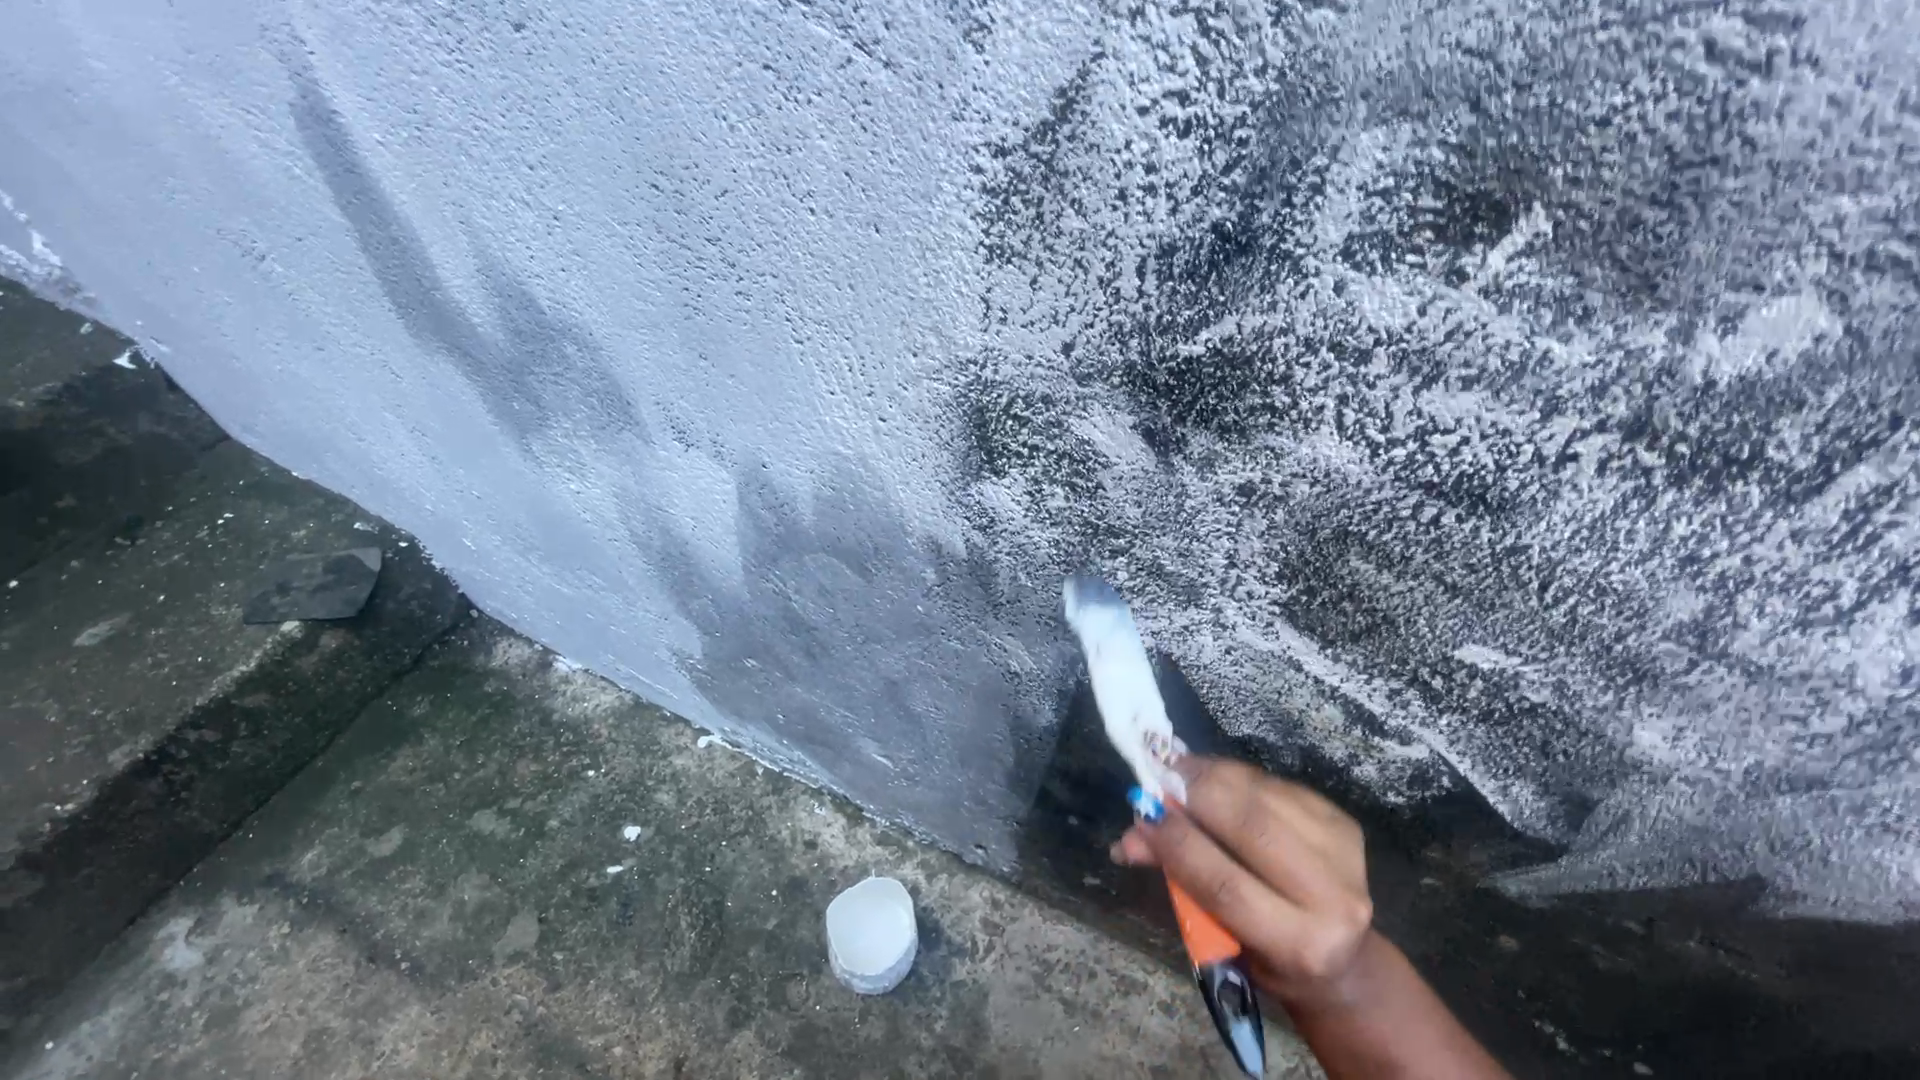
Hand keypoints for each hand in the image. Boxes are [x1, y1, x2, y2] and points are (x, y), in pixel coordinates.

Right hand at [1110, 756, 1374, 1008]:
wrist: (1343, 958)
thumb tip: (1126, 842)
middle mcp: (1332, 899)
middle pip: (1253, 828)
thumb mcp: (1220, 936)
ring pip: (1266, 797)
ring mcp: (1345, 856)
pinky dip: (1239, 775)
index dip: (1180, 846)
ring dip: (1215, 775)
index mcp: (1298, 945)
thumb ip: (1177, 884)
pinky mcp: (1345, 824)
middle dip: (1199, 795)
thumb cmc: (1267, 954)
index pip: (1227, 885)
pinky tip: (1213, 775)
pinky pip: (1280, 785)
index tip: (1143, 816)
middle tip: (1160, 777)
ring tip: (1180, 769)